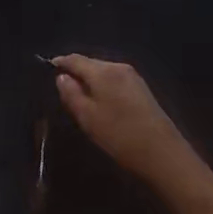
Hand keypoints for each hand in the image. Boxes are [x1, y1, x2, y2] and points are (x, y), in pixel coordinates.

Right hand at [51, 55, 199, 191]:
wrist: (164, 154)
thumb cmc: (120, 136)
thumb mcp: (87, 117)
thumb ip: (71, 93)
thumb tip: (62, 76)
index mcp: (103, 71)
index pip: (75, 59)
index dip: (60, 62)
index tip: (48, 68)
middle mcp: (119, 67)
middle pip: (90, 63)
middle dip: (75, 73)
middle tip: (62, 90)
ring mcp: (133, 77)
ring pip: (103, 72)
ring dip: (90, 81)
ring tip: (79, 98)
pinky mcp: (142, 89)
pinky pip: (114, 80)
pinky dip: (103, 87)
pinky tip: (101, 104)